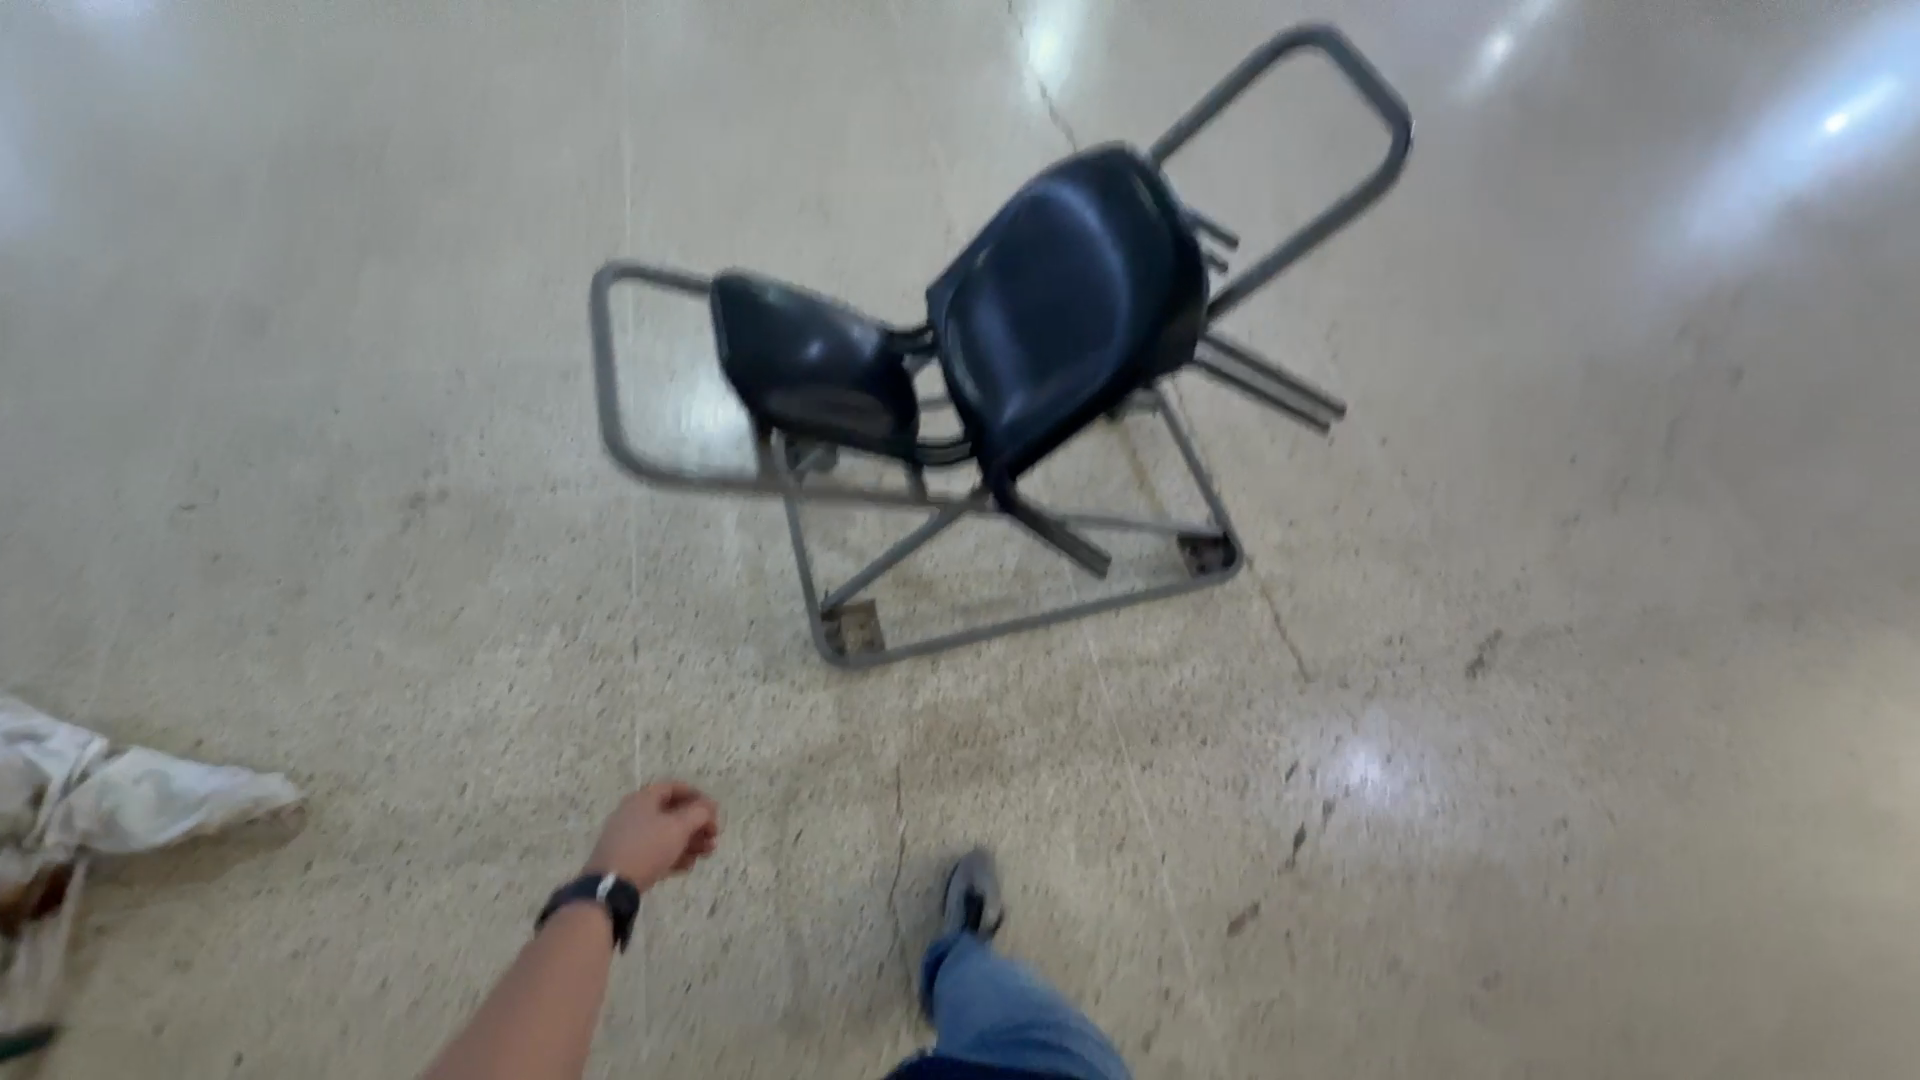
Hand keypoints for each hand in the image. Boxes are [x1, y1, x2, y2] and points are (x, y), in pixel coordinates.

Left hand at [585, 781, 720, 891]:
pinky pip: (654, 850)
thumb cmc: (647, 848)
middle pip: (672, 813)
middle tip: (713, 838)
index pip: (675, 788)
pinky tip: (686, 867)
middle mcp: (634, 813)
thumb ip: (699, 813)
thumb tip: (709, 806)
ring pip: (665, 834)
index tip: (713, 811)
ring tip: (705, 855)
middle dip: (696, 825)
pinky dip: (672, 855)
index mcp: (643, 799)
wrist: (610, 886)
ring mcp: (628, 837)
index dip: (697, 797)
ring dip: (688, 842)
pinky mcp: (626, 858)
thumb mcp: (679, 827)